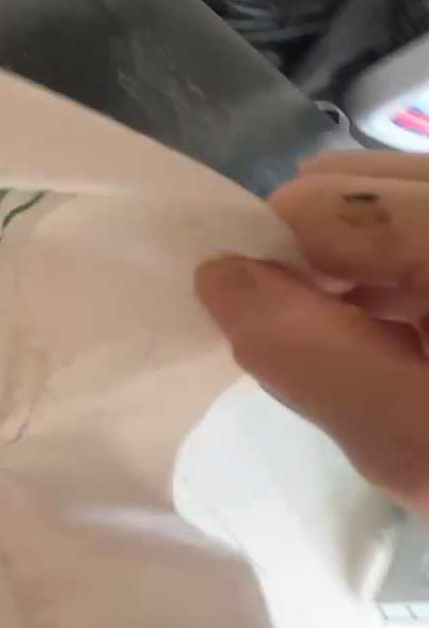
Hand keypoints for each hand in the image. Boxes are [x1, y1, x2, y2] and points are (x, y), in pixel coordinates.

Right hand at [197, 151, 428, 512]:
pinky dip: (412, 265)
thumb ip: (300, 352)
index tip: (298, 340)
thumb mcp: (418, 448)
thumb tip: (220, 274)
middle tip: (357, 338)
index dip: (276, 270)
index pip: (311, 203)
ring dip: (369, 261)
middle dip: (320, 254)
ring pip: (394, 195)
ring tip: (409, 338)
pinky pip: (424, 217)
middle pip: (354, 179)